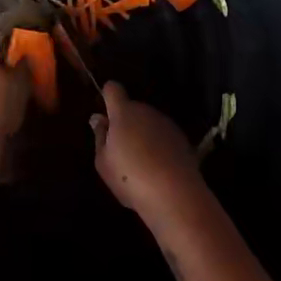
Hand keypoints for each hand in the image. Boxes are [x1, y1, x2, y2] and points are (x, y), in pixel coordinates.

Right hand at [91, 80, 201, 213]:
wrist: (174, 191)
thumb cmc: (129, 176)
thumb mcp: (103, 161)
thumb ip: (100, 136)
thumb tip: (99, 118)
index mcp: (125, 112)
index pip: (113, 89)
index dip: (107, 96)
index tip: (104, 111)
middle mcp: (147, 110)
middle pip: (132, 108)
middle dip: (124, 122)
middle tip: (118, 150)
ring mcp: (166, 122)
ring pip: (148, 122)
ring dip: (141, 134)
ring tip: (138, 163)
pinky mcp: (180, 136)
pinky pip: (162, 134)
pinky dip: (157, 144)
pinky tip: (155, 167)